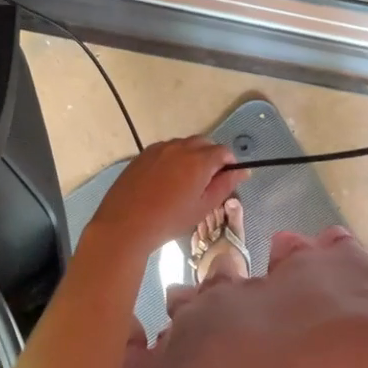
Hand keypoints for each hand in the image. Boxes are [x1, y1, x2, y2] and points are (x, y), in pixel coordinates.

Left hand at [82, 136, 248, 258]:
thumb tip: (243, 171)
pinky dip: (172, 158)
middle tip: (206, 181)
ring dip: (191, 156)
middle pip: (204, 143)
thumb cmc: (169, 220)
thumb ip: (225, 186)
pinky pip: (165, 149)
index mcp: (199, 160)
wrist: (125, 225)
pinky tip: (164, 180)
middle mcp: (180, 147)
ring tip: (184, 182)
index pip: (223, 151)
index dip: (229, 163)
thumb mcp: (203, 207)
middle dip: (210, 157)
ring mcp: (159, 148)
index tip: (225, 179)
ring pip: (184, 145)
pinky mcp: (143, 154)